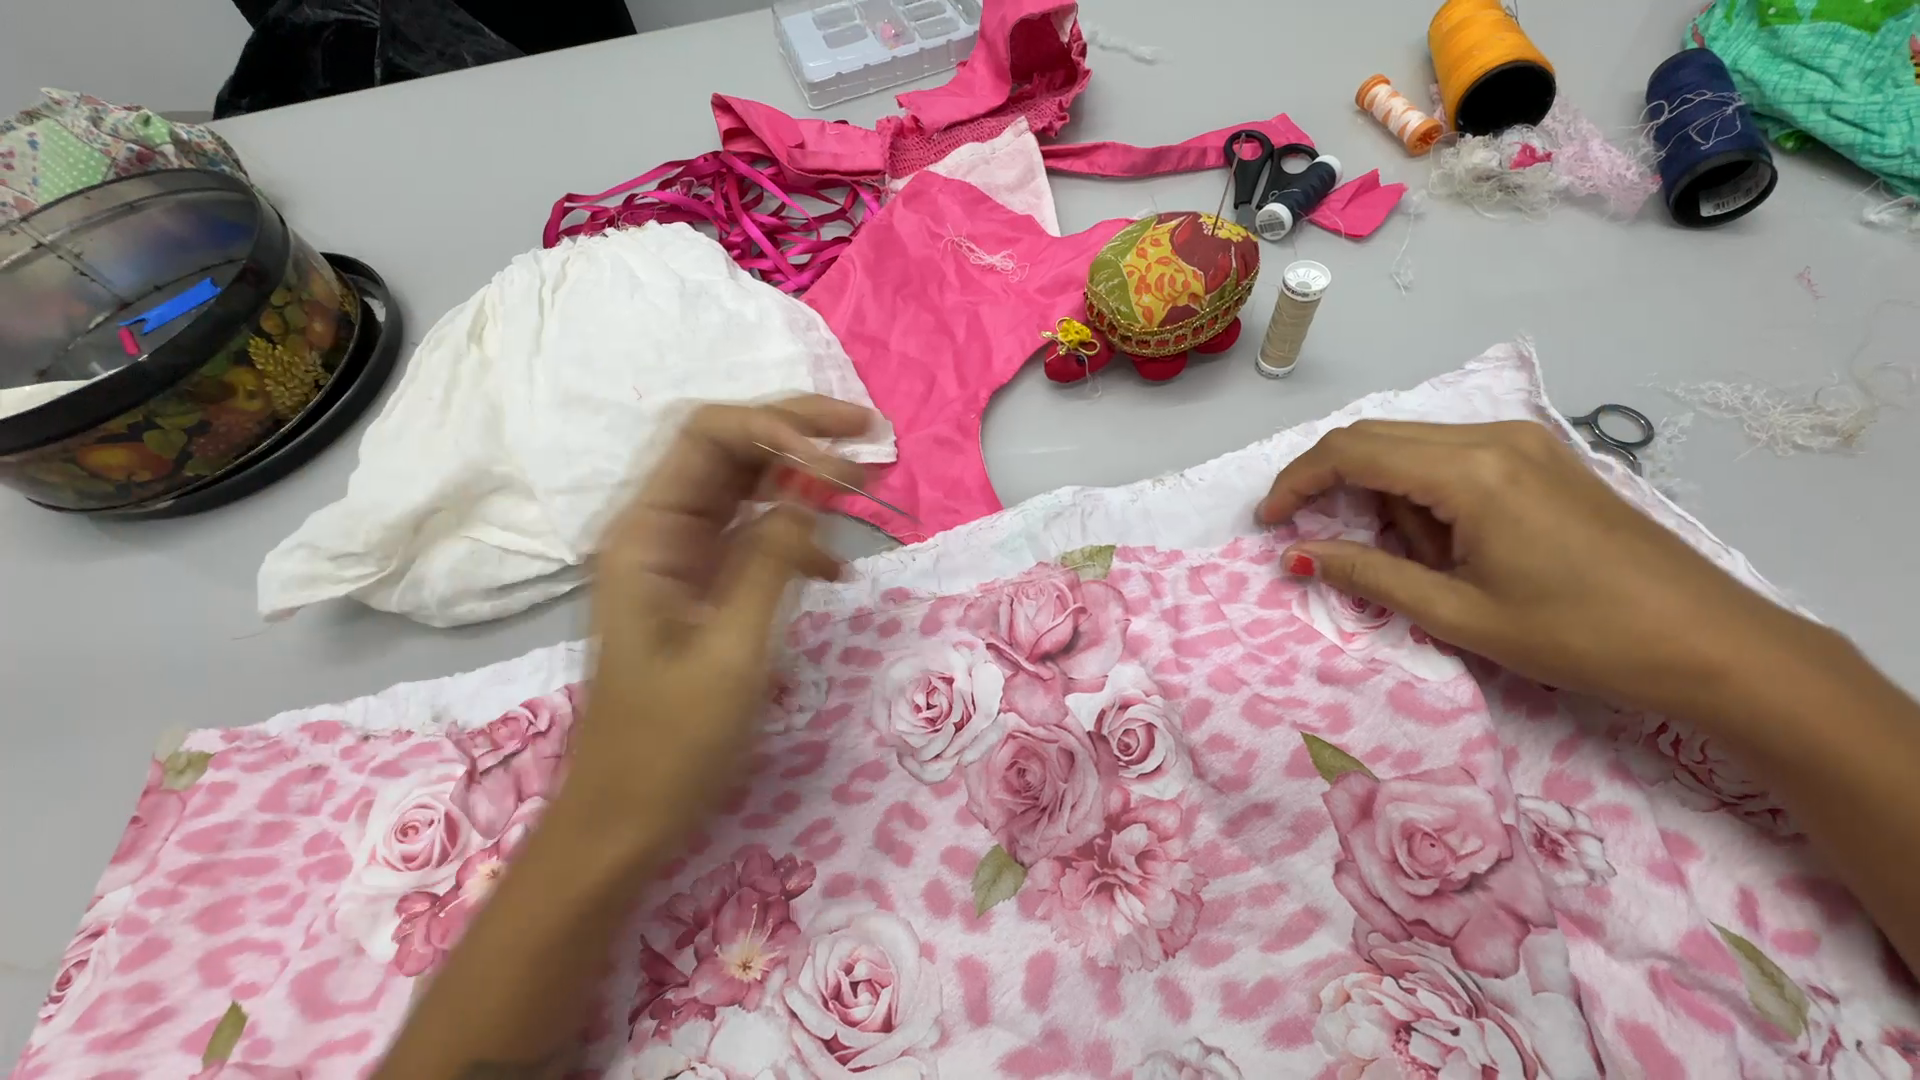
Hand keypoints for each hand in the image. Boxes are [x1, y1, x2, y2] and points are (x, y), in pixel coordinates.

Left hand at [564, 396, 876, 850]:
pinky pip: (753, 538)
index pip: (711, 436)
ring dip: (805, 477)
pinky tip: (835, 569)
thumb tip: (813, 495)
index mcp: (647, 533)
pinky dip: (797, 536)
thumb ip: (771, 562)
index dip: (781, 430)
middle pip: (730, 447)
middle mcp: (660, 530)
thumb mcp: (732, 652)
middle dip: (799, 431)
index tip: (843, 466)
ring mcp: (681, 558)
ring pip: (746, 487)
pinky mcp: (703, 588)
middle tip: (870, 432)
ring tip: (867, 482)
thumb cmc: (669, 745)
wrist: (626, 817)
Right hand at [1256, 420, 1823, 719]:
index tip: (1268, 523)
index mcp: (1470, 472)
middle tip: (1313, 539)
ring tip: (1418, 562)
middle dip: (1331, 483)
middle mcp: (1494, 438)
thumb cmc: (1578, 637)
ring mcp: (1523, 442)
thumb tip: (1295, 557)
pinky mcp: (1541, 458)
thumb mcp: (1457, 614)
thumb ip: (1368, 575)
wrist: (1712, 644)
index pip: (1352, 452)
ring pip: (1412, 447)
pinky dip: (1423, 493)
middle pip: (1375, 437)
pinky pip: (1452, 457)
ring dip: (1385, 496)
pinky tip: (1448, 542)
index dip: (1297, 482)